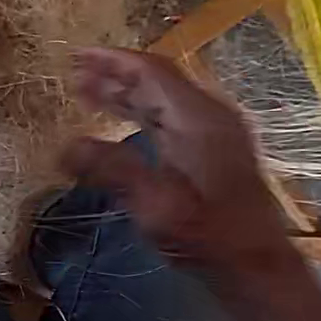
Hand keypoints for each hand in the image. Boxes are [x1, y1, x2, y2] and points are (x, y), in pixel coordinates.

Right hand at [65, 48, 296, 281]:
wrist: (253, 265)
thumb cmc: (206, 234)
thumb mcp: (154, 204)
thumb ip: (112, 170)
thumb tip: (67, 146)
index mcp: (199, 119)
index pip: (152, 73)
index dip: (114, 61)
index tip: (79, 55)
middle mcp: (208, 118)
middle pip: (156, 82)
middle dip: (114, 75)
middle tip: (75, 72)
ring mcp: (211, 135)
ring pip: (161, 101)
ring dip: (124, 94)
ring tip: (86, 91)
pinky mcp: (208, 154)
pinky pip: (166, 120)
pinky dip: (137, 115)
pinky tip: (118, 124)